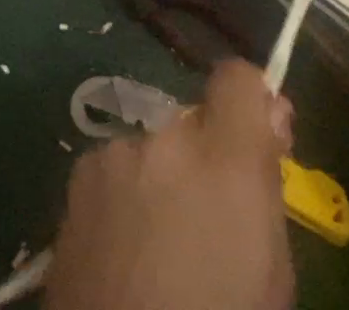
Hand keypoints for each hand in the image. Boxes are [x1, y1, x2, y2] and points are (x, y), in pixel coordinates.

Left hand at [45, 61, 295, 309]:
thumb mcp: (272, 269)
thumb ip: (268, 184)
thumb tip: (269, 118)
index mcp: (226, 160)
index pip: (237, 78)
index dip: (250, 100)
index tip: (258, 135)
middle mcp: (166, 139)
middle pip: (194, 120)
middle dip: (206, 153)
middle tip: (207, 213)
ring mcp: (115, 156)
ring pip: (153, 146)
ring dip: (162, 175)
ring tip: (157, 238)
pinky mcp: (77, 181)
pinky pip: (117, 168)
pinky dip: (125, 192)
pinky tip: (122, 244)